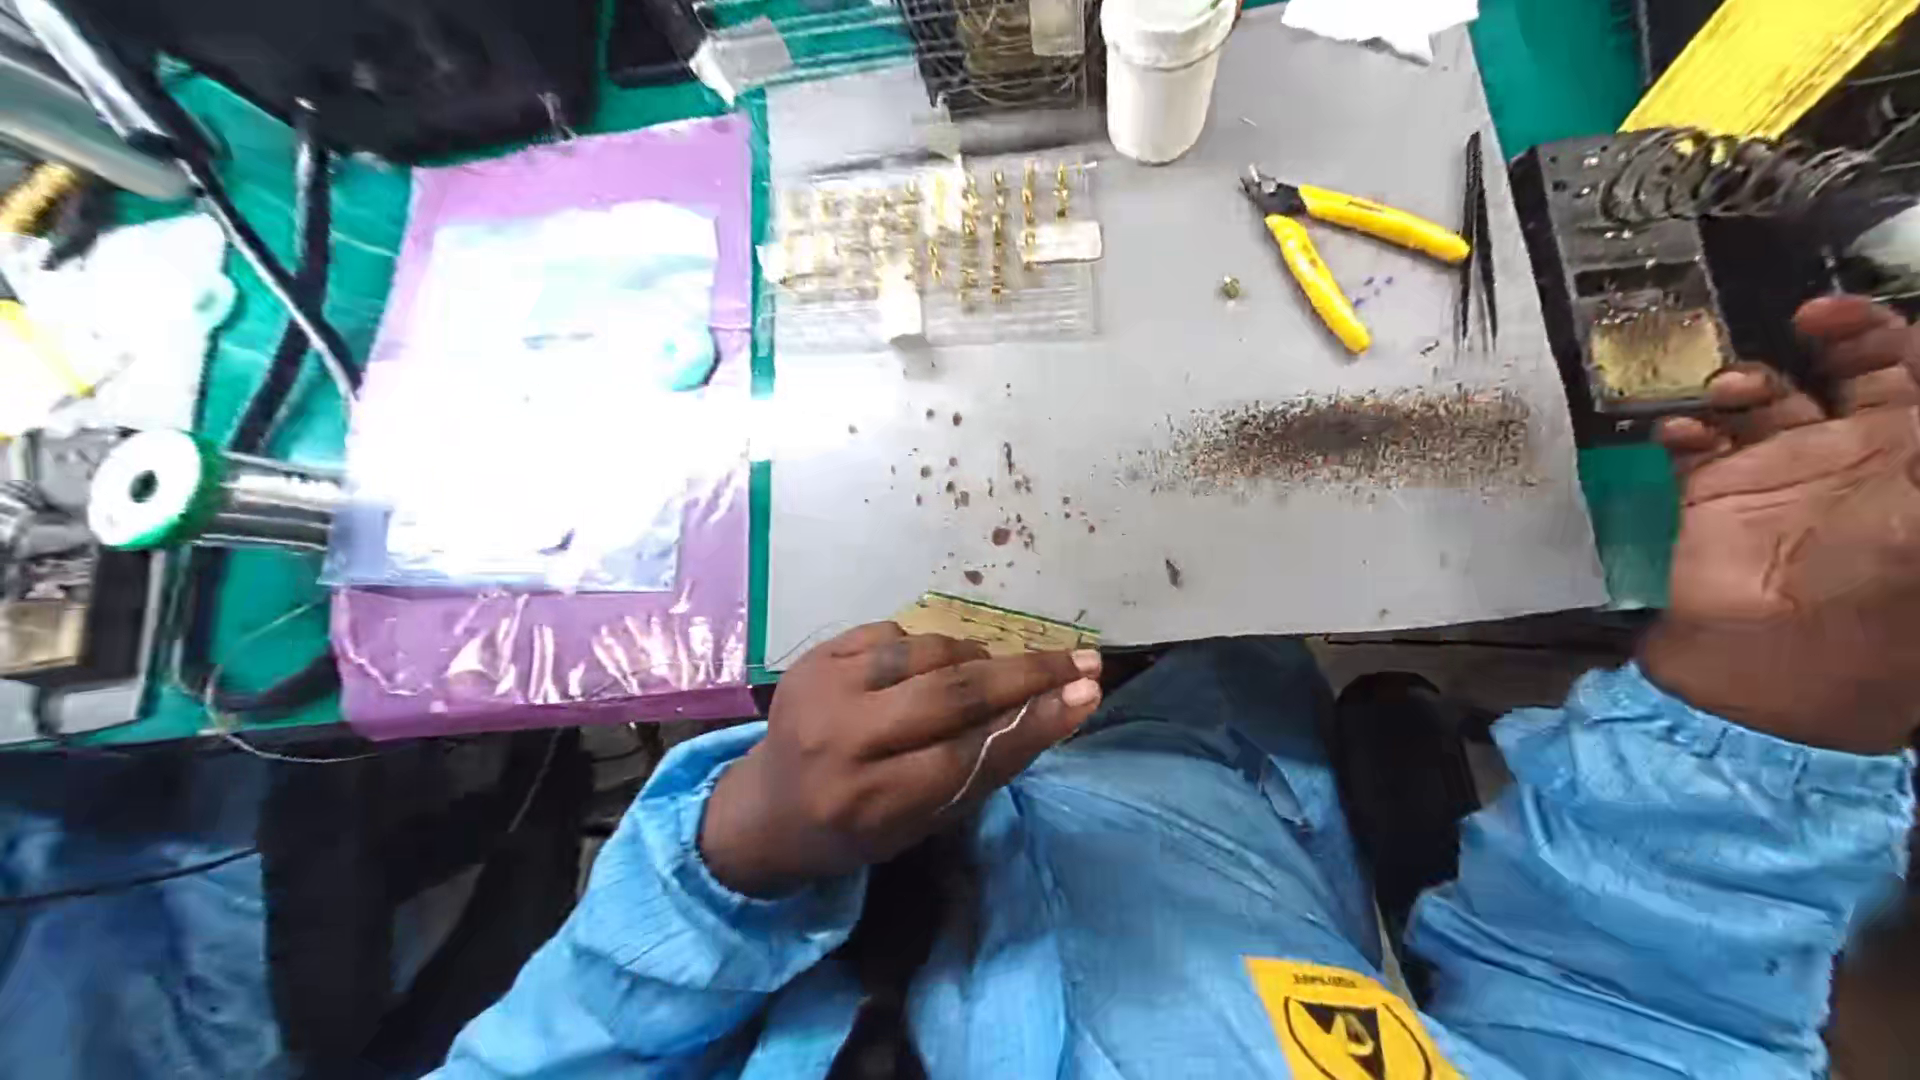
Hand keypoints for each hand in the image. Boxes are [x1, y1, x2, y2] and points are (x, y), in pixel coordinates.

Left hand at [699, 623, 1101, 894]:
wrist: (765, 808)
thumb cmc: (854, 829)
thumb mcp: (919, 822)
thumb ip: (981, 768)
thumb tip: (1055, 706)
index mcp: (869, 802)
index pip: (967, 754)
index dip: (1033, 722)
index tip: (1087, 692)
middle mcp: (842, 738)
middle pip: (952, 692)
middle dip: (1027, 672)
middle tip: (1078, 659)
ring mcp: (824, 687)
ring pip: (930, 651)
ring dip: (976, 656)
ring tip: (991, 671)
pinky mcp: (816, 654)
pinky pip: (896, 632)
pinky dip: (929, 646)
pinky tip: (929, 668)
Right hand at [1644, 295, 1919, 753]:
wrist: (1783, 644)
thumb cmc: (1886, 576)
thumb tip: (1918, 364)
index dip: (1895, 333)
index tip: (1859, 311)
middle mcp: (1864, 448)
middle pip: (1853, 370)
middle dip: (1833, 338)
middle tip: (1803, 318)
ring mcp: (1783, 469)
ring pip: (1765, 401)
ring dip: (1745, 384)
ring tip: (1724, 391)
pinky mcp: (1714, 490)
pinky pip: (1696, 444)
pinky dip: (1684, 430)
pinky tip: (1680, 433)